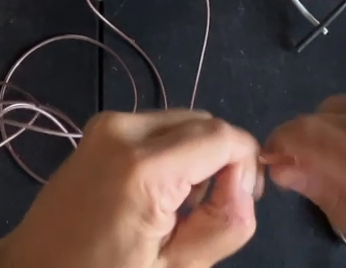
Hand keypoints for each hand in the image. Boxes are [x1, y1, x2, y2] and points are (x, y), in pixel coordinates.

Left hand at [0, 110, 260, 267]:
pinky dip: (171, 151)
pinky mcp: (99, 127)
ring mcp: (108, 122)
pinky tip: (157, 192)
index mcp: (144, 165)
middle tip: (213, 214)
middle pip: (203, 123)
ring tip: (181, 209)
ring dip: (196, 155)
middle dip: (221, 161)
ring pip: (181, 121)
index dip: (246, 166)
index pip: (223, 136)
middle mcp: (126, 127)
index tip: (241, 205)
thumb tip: (243, 183)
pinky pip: (156, 126)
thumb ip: (222, 224)